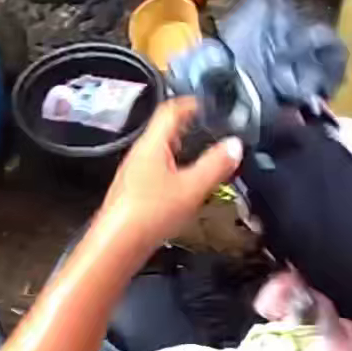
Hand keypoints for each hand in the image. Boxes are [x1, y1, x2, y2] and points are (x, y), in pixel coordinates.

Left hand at [95, 98, 242, 253]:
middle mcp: (138, 156)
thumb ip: (216, 165)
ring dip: (183, 154)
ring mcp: (133, 176)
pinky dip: (174, 175)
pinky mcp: (132, 196)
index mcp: (151, 145)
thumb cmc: (149, 213)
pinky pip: (156, 176)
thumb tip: (234, 145)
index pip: (171, 110)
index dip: (192, 103)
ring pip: (161, 155)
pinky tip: (185, 190)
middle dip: (191, 130)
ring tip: (205, 159)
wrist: (116, 247)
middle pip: (166, 132)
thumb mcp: (192, 188)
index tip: (211, 104)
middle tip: (213, 131)